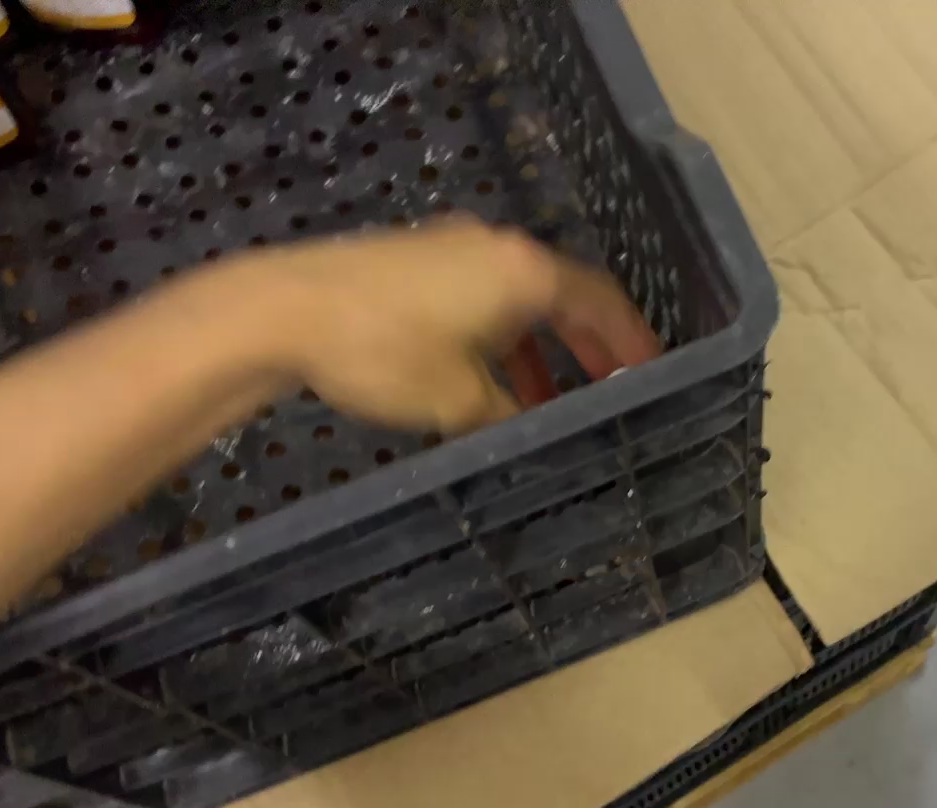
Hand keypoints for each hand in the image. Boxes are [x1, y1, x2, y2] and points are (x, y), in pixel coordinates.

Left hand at [177, 219, 662, 431]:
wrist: (282, 310)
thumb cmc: (386, 352)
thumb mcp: (462, 399)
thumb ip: (511, 413)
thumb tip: (533, 428)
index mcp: (524, 273)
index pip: (600, 303)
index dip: (632, 339)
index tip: (653, 369)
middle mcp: (499, 250)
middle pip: (566, 297)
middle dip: (592, 345)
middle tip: (614, 383)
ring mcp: (457, 250)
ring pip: (523, 302)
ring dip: (545, 349)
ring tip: (556, 398)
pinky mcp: (422, 261)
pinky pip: (486, 300)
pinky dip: (504, 340)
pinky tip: (497, 380)